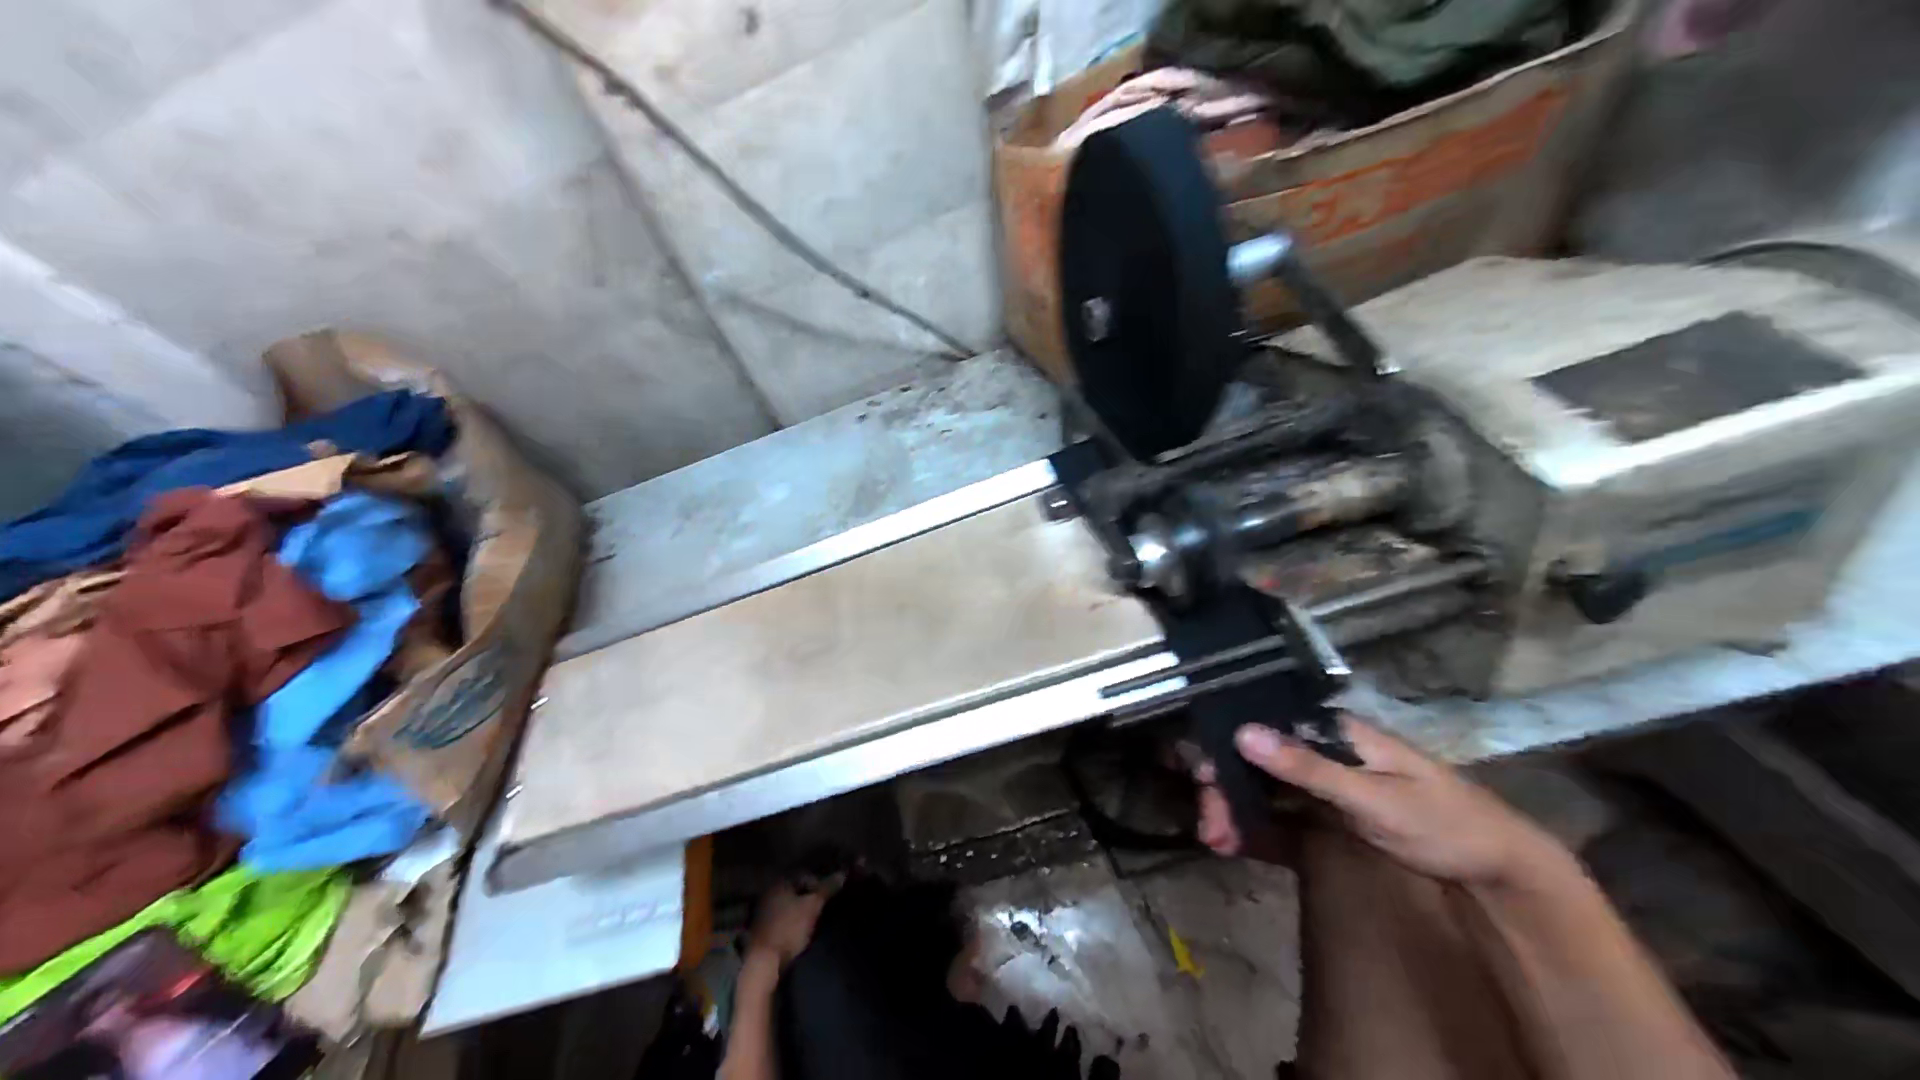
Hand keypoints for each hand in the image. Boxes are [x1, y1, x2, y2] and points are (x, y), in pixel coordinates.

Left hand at [745, 876, 839, 968]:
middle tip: (823, 907)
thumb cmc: (789, 927)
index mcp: (779, 883)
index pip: (804, 875)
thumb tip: (842, 873)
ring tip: (815, 920)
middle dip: (810, 897)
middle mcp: (769, 893)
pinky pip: (782, 918)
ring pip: (788, 905)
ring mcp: (763, 912)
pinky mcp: (762, 930)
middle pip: (795, 890)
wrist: (763, 962)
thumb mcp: (812, 906)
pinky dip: (792, 921)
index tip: (828, 896)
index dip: (818, 883)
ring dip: (801, 910)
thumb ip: (827, 889)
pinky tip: (801, 930)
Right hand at [1197, 715, 1566, 885]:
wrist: (1497, 868)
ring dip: (1233, 811)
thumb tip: (1243, 731)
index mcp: (1331, 731)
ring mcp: (1321, 780)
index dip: (1224, 746)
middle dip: (1225, 790)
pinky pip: (1278, 811)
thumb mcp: (1374, 797)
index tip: (1200, 777)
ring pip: (1260, 785)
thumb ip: (1307, 767)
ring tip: (1217, 841)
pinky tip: (1236, 843)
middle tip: (1209, 827)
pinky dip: (1254, 827)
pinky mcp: (1324, 809)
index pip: (1261, 724)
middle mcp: (1318, 748)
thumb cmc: (1443, 821)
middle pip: (1254, 757)